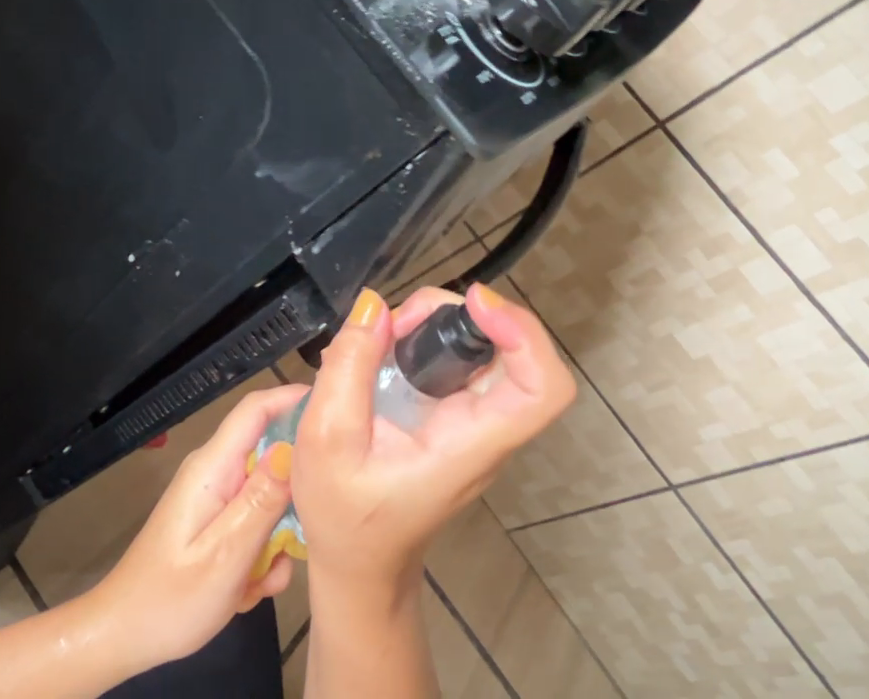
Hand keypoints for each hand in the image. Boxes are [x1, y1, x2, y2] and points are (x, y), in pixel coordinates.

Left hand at [85, 384, 308, 668]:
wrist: (126, 634)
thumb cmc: (171, 599)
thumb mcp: (226, 555)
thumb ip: (262, 501)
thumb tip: (295, 446)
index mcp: (213, 469)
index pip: (256, 409)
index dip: (295, 400)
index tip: (337, 417)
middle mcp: (215, 473)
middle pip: (272, 457)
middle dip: (295, 498)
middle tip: (298, 543)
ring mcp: (215, 498)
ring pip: (270, 500)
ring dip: (276, 541)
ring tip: (260, 581)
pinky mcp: (216, 523)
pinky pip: (255, 525)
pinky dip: (260, 556)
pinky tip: (246, 589)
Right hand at [292, 284, 575, 595]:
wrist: (358, 563)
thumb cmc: (345, 518)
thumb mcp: (326, 439)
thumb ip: (350, 367)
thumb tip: (373, 305)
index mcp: (468, 446)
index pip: (542, 389)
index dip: (524, 334)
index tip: (475, 304)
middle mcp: (485, 432)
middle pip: (512, 354)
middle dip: (454, 317)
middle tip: (393, 323)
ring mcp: (473, 425)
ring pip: (482, 351)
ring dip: (432, 326)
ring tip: (375, 339)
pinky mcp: (454, 418)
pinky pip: (456, 363)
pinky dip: (421, 343)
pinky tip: (378, 355)